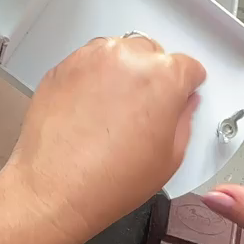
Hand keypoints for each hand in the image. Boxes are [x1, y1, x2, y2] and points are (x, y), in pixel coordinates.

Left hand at [0, 35, 206, 243]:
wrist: (55, 189)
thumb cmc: (109, 180)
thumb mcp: (169, 158)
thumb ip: (183, 121)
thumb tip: (182, 106)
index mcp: (163, 76)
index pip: (188, 67)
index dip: (187, 86)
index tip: (180, 96)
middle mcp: (127, 57)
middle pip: (152, 54)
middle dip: (153, 77)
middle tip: (144, 112)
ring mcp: (91, 58)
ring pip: (118, 54)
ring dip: (122, 74)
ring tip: (113, 113)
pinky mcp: (63, 66)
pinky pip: (88, 64)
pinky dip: (93, 80)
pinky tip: (90, 112)